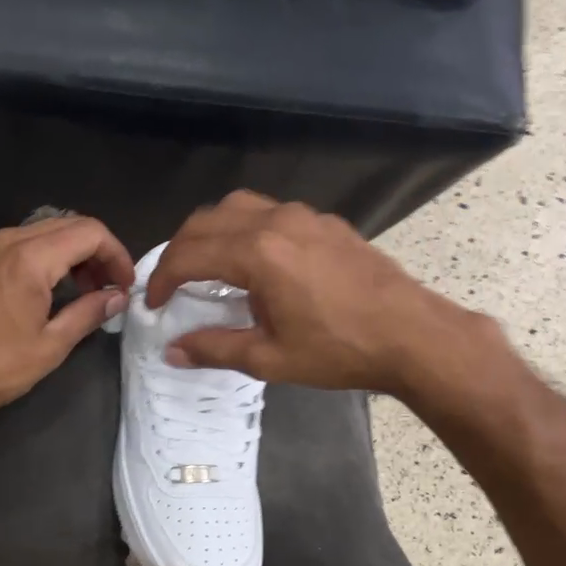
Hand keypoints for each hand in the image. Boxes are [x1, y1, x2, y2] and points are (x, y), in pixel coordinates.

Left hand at [0, 216, 133, 437]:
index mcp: (30, 258)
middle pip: (69, 226)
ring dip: (73, 255)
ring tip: (87, 293)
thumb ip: (88, 314)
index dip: (117, 255)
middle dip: (98, 253)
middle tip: (111, 290)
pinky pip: (24, 246)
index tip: (126, 286)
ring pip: (47, 233)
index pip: (90, 232)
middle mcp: (10, 242)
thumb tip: (117, 297)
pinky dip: (49, 259)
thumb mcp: (50, 346)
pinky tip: (55, 292)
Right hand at [146, 191, 480, 393]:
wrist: (412, 336)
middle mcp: (276, 223)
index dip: (162, 279)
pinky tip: (253, 263)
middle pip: (206, 220)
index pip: (189, 255)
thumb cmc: (338, 351)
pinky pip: (270, 213)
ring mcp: (304, 217)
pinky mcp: (326, 223)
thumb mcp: (268, 358)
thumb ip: (213, 349)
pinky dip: (244, 230)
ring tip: (206, 266)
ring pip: (238, 207)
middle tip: (171, 284)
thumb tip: (172, 351)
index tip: (152, 304)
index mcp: (257, 254)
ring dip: (211, 232)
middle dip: (179, 250)